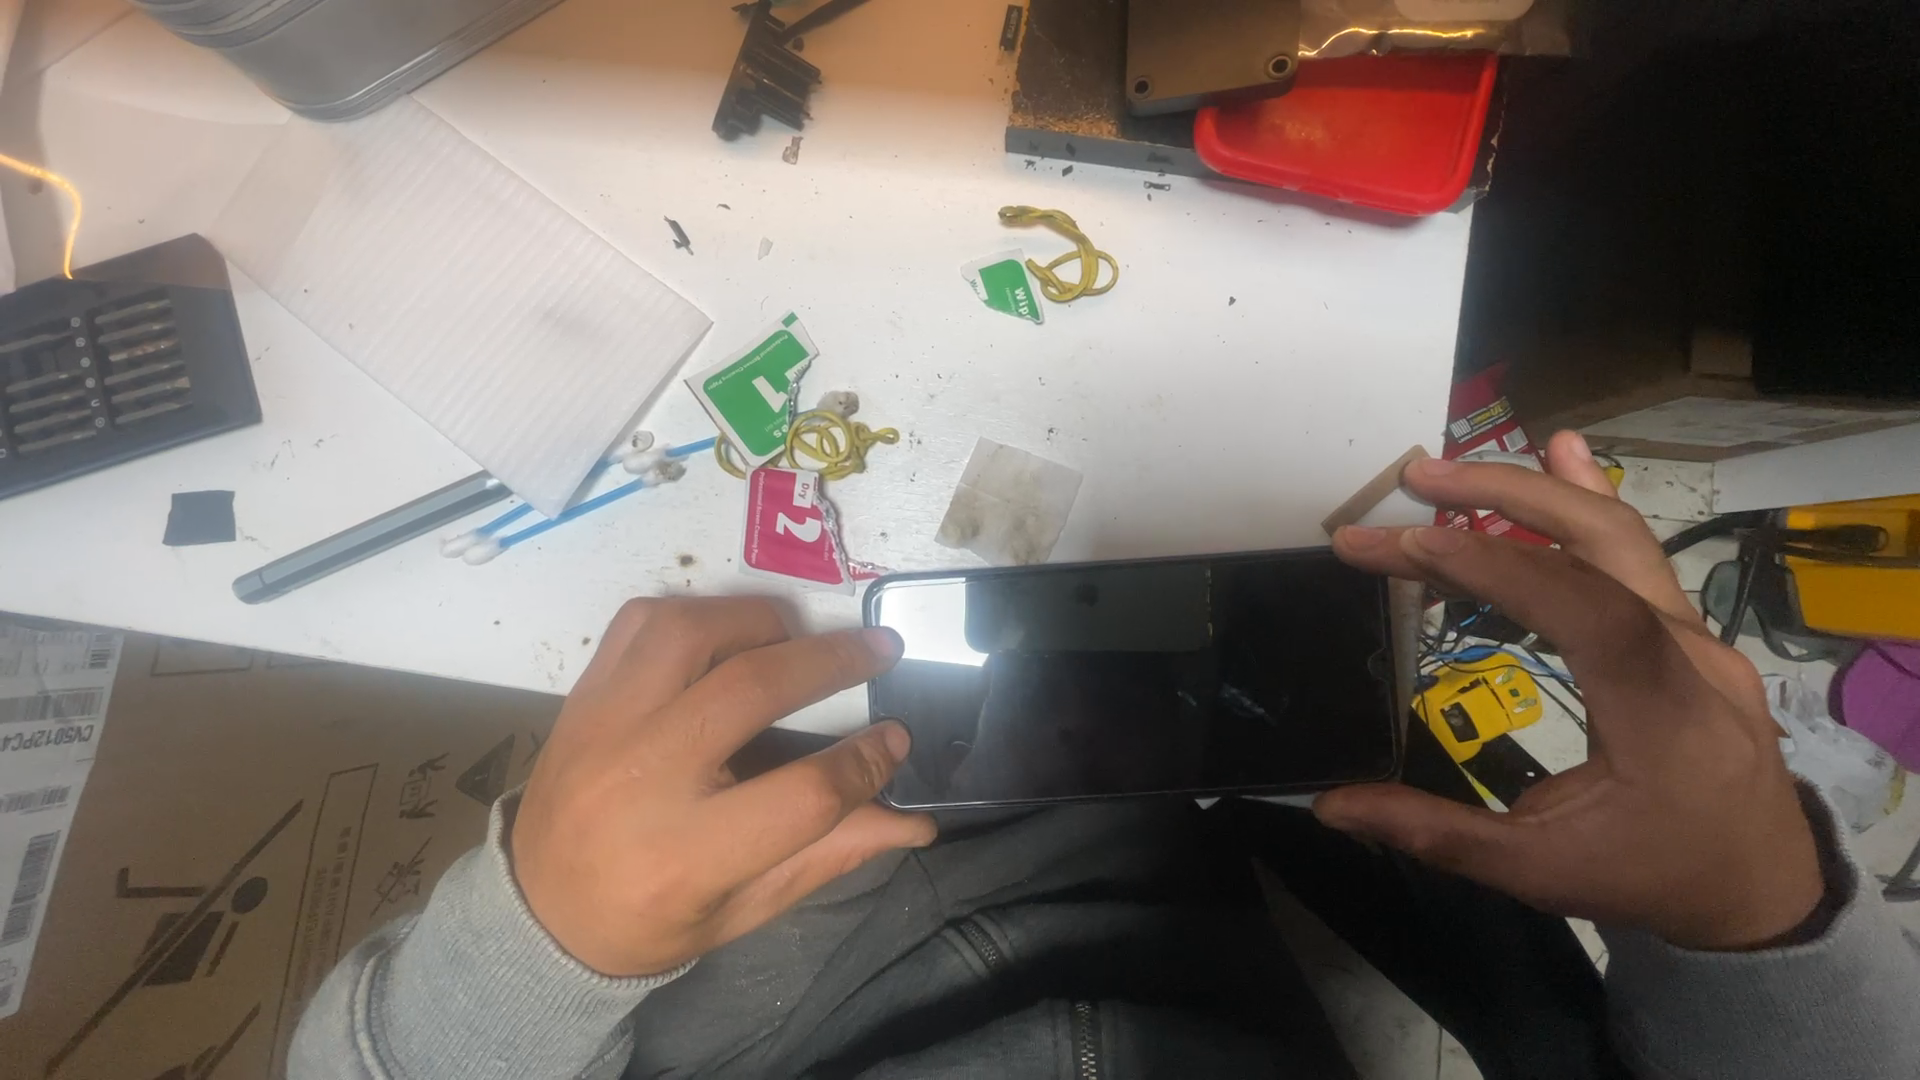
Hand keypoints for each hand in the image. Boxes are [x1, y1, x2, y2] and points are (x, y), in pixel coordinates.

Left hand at [510, 598, 935, 976]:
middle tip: (880, 648)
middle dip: (834, 661)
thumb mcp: (746, 907)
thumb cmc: (649, 919)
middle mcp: (642, 778)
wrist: (534, 913)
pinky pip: (643, 621)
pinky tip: (728, 633)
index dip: (865, 762)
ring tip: (798, 636)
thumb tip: (917, 820)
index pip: (802, 794)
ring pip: (693, 632)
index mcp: (686, 855)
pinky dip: (699, 612)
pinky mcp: (584, 694)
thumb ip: (833, 853)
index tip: (897, 737)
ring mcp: (605, 725)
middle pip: (753, 690)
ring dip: (762, 621)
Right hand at [1321, 431, 1823, 950]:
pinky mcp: (1679, 630)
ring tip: (1441, 474)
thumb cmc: (1651, 875)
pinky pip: (1633, 551)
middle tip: (1413, 482)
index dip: (1500, 566)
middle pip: (1606, 545)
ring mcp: (1691, 635)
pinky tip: (1560, 453)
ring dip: (1526, 492)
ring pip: (1617, 535)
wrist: (1759, 885)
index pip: (1587, 612)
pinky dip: (1588, 496)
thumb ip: (1433, 832)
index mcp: (1661, 714)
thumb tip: (1329, 804)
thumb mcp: (1536, 871)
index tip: (1413, 542)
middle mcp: (1686, 655)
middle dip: (1503, 500)